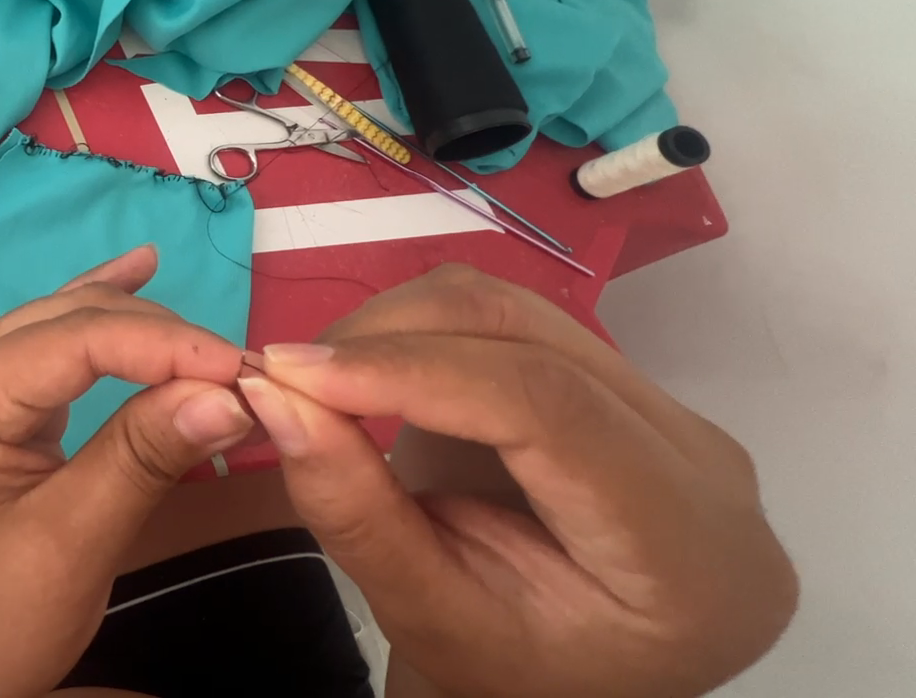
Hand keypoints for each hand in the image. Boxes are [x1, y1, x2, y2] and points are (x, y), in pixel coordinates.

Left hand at [0, 245, 254, 697]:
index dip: (168, 344)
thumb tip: (230, 393)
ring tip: (214, 348)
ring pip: (68, 327)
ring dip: (144, 331)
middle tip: (247, 374)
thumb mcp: (68, 546)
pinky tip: (138, 270)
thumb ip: (142, 457)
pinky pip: (54, 347)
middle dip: (162, 338)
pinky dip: (104, 317)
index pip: (78, 337)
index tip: (248, 371)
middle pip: (72, 321)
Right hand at [240, 265, 796, 697]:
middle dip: (383, 333)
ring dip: (390, 321)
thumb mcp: (420, 612)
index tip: (287, 372)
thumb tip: (270, 393)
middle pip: (520, 328)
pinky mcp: (599, 376)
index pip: (545, 404)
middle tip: (287, 373)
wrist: (556, 672)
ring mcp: (652, 403)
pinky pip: (492, 313)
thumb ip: (351, 507)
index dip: (406, 370)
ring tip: (324, 376)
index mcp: (685, 549)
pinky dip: (408, 324)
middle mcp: (693, 455)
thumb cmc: (500, 669)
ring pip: (500, 302)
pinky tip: (371, 370)